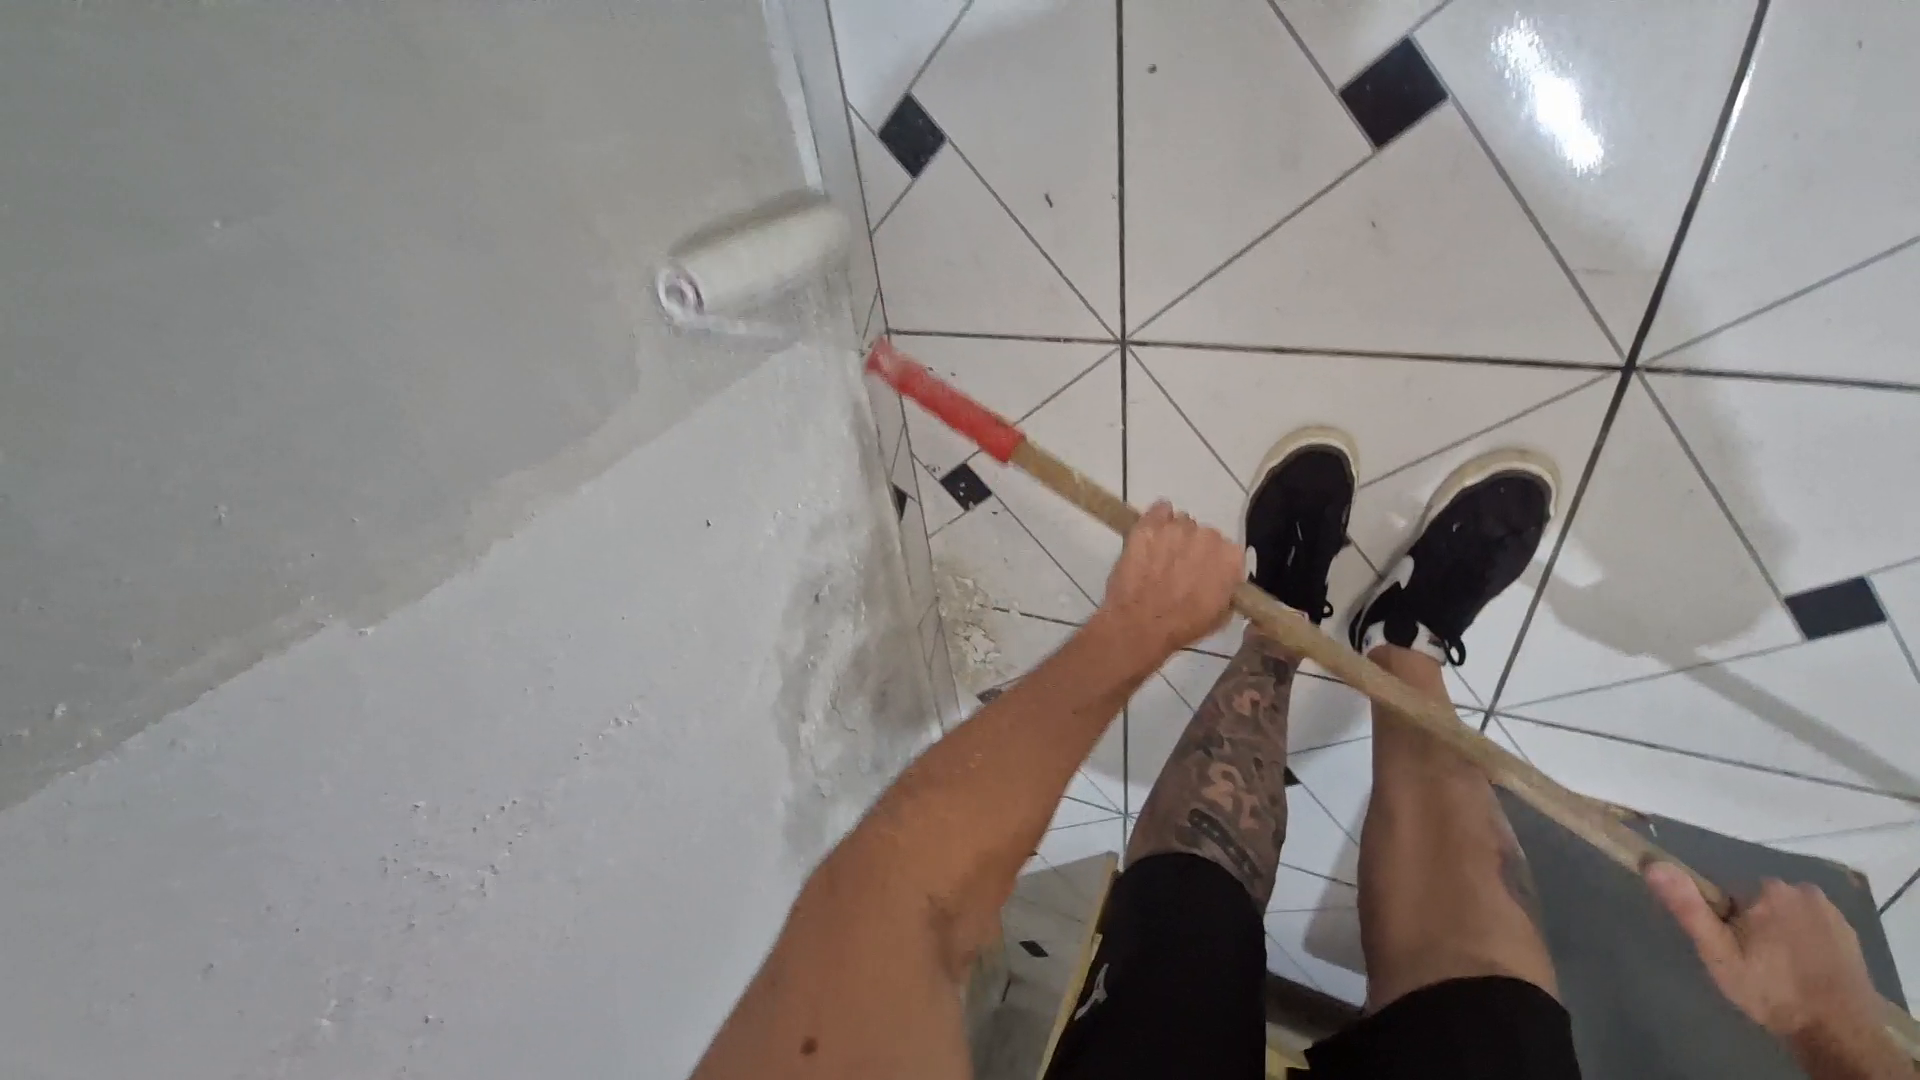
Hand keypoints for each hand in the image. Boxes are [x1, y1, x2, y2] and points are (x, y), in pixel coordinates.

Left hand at [1092, 501, 1242, 664]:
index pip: (1226, 551)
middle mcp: (1207, 536)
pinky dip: (1157, 518)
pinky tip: (1151, 534)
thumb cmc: (1183, 625)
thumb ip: (1226, 588)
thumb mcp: (1220, 614)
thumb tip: (1221, 580)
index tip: (1201, 575)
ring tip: (1159, 558)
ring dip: (1173, 536)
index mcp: (1230, 558)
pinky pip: (1159, 510)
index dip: (1212, 563)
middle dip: (1192, 549)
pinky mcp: (1148, 526)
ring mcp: (1176, 528)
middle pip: (1203, 535)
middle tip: (1177, 570)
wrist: (1140, 624)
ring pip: (1180, 523)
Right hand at [1645, 864, 1908, 1077]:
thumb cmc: (1769, 990)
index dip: (1723, 919)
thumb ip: (1687, 906)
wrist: (1839, 1036)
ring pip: (1784, 912)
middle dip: (1751, 924)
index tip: (1730, 947)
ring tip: (1778, 968)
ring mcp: (1832, 915)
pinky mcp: (1851, 937)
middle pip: (1757, 900)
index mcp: (1768, 890)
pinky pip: (1810, 926)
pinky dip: (1802, 941)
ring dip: (1777, 931)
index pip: (1728, 893)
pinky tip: (1801, 969)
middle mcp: (1803, 892)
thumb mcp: (1716, 951)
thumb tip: (1654, 864)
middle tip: (1751, 960)